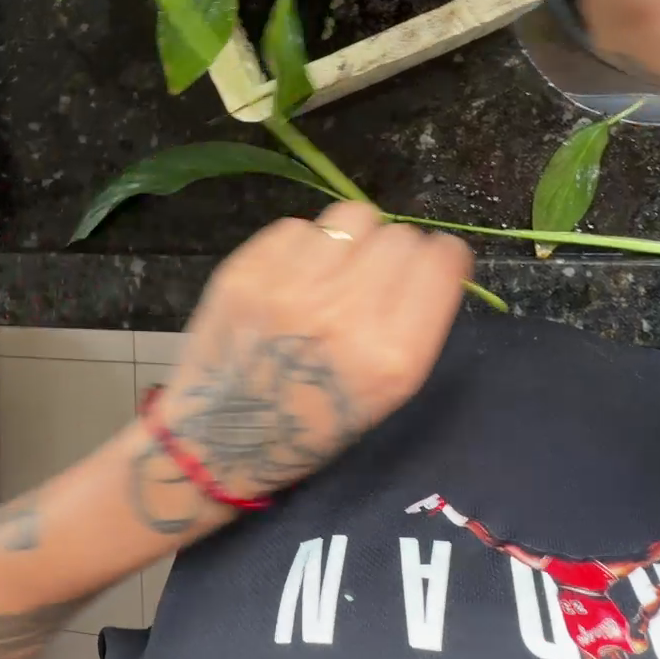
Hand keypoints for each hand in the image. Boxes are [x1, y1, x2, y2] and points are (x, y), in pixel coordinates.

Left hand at [130, 203, 470, 532]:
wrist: (219, 440)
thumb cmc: (313, 425)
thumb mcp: (386, 394)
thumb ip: (414, 323)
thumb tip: (427, 257)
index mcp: (391, 355)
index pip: (440, 260)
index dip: (439, 257)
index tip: (425, 266)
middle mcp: (343, 314)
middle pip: (398, 236)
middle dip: (394, 252)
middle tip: (371, 277)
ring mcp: (290, 288)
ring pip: (351, 217)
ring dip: (351, 239)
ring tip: (332, 269)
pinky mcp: (246, 272)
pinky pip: (298, 226)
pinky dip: (303, 245)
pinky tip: (291, 277)